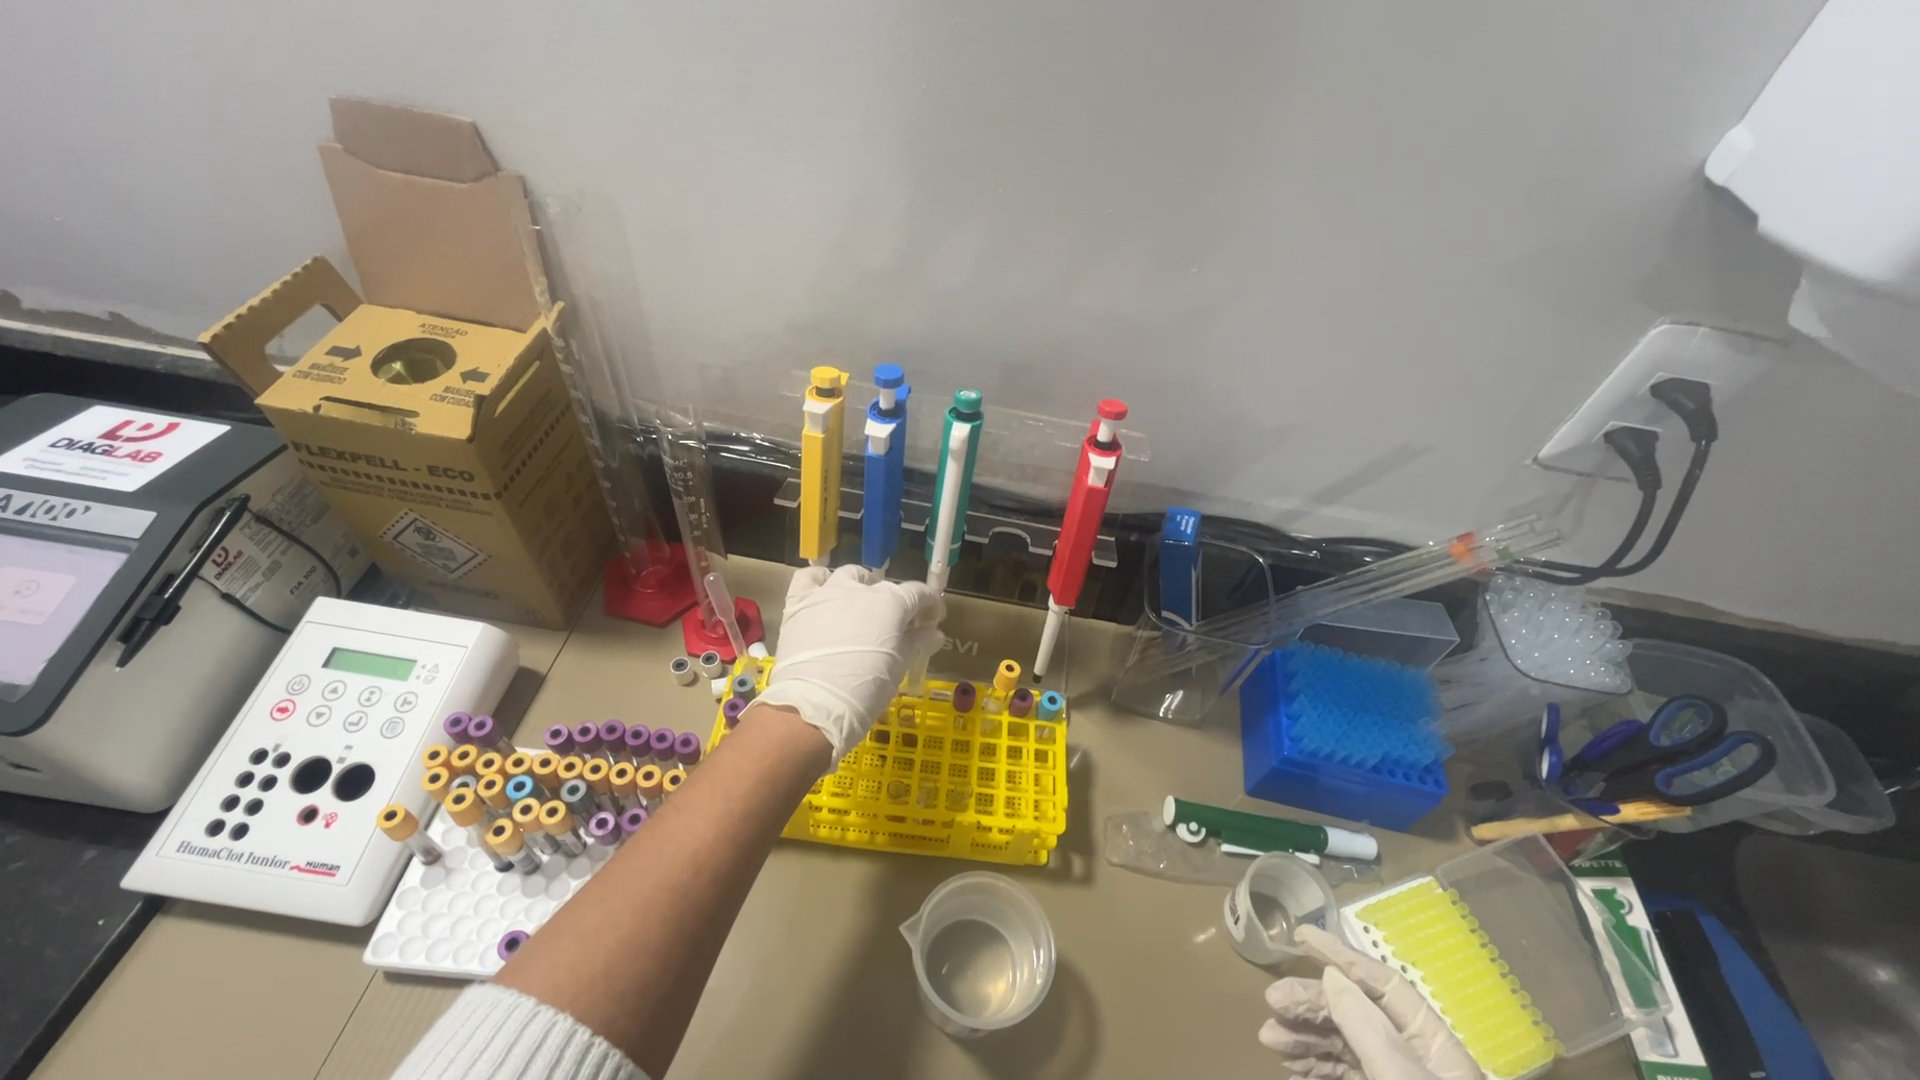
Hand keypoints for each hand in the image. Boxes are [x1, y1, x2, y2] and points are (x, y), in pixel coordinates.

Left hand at [754, 564, 944, 763]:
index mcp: (891, 603)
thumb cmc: (866, 688)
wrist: (815, 704)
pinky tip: (824, 596)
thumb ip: (917, 644)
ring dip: (860, 586)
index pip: (919, 593)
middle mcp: (861, 590)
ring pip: (849, 575)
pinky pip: (809, 578)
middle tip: (895, 627)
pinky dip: (819, 582)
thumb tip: (934, 634)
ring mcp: (828, 592)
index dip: (930, 606)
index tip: (931, 623)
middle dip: (895, 603)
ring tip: (860, 607)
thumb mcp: (899, 667)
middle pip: (885, 587)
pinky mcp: (799, 602)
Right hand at [1260, 926, 1480, 1079]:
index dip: (1344, 957)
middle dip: (1313, 1005)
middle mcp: (1415, 1064)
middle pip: (1357, 1015)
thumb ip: (1370, 1031)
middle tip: (1271, 1004)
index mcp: (1436, 1049)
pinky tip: (1289, 1070)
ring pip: (1344, 1048)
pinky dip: (1312, 1071)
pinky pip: (1342, 1079)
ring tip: (1269, 1040)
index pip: (1385, 988)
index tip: (1301, 937)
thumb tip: (1333, 976)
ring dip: (1305, 1039)